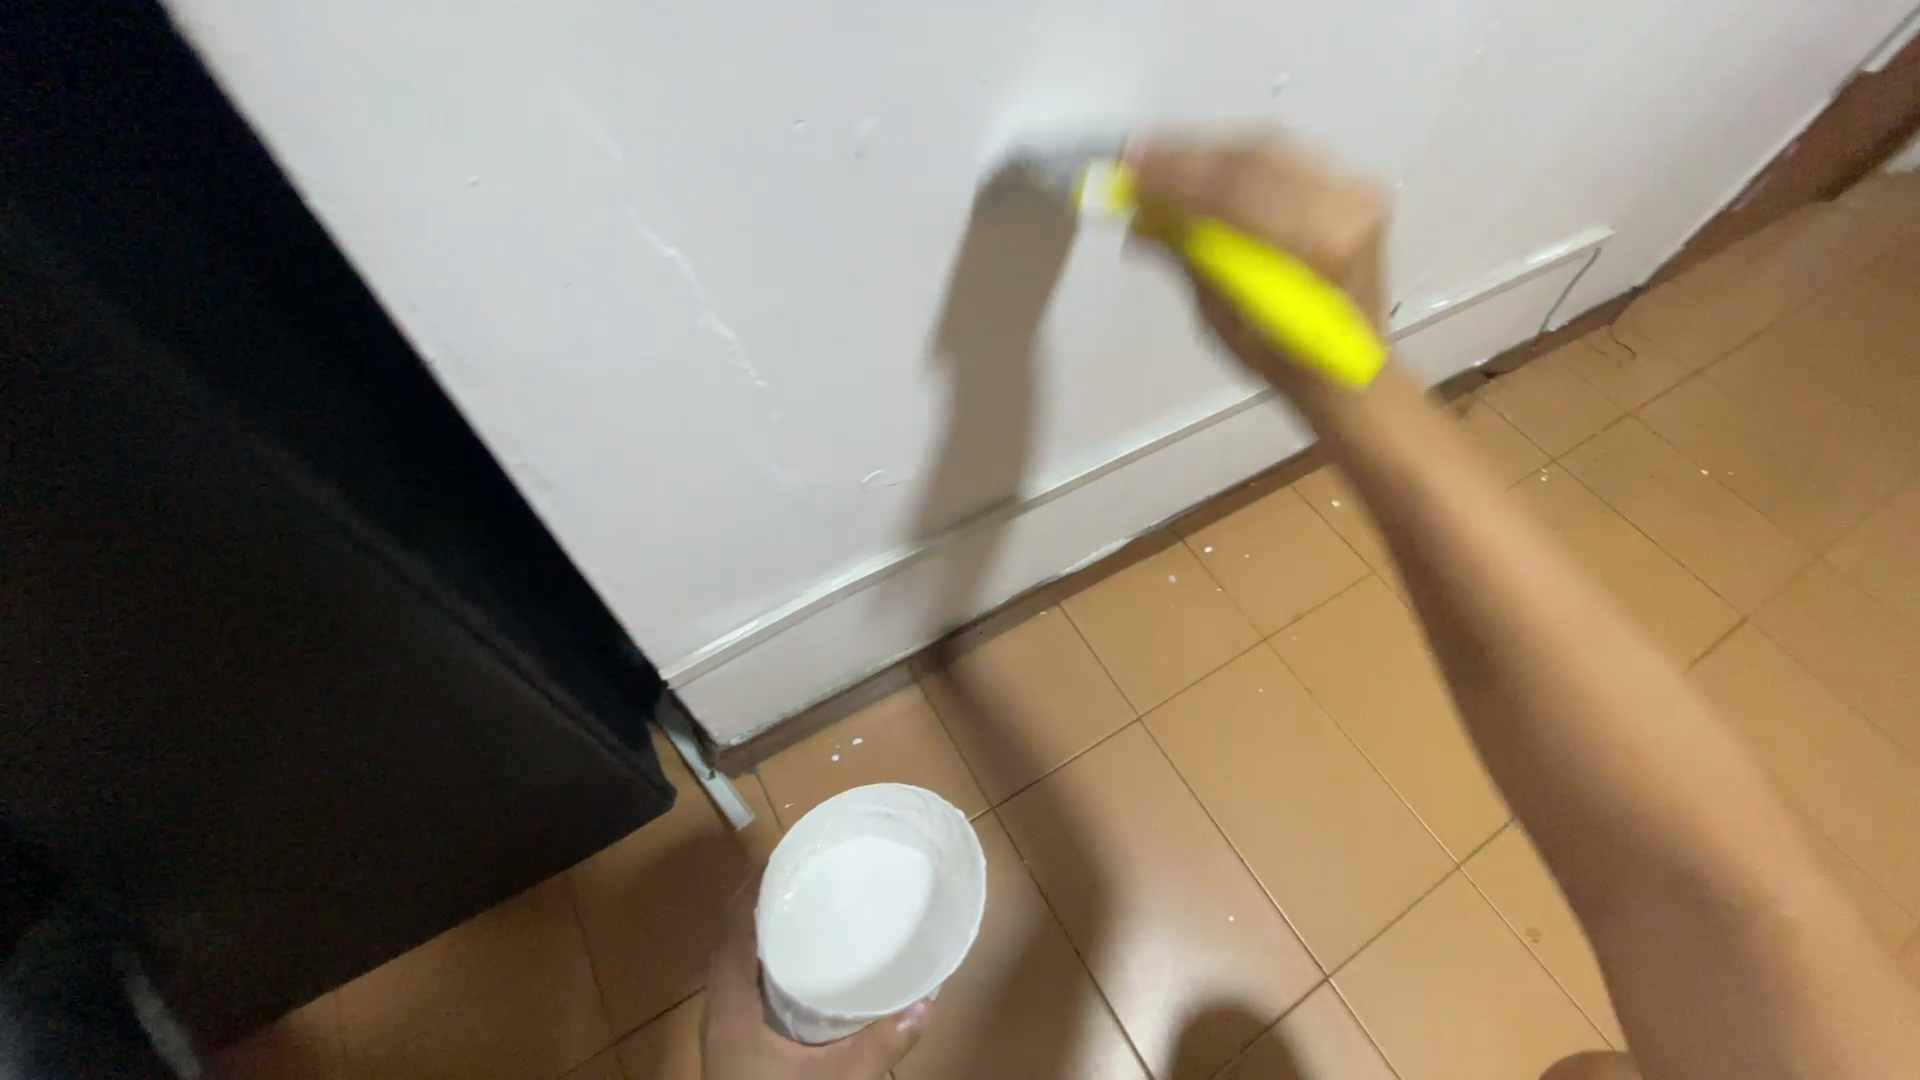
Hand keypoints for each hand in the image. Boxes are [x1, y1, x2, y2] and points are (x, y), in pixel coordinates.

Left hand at [701, 877, 931, 1079]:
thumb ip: (877, 1047)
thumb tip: (927, 1005)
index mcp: (732, 1009)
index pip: (733, 931)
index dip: (752, 891)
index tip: (783, 859)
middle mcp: (720, 1011)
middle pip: (729, 940)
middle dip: (758, 903)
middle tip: (800, 875)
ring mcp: (723, 1030)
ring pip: (732, 962)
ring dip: (756, 931)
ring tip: (797, 905)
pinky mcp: (732, 1045)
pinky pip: (739, 983)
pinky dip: (758, 958)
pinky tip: (791, 961)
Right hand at [1129, 132, 1390, 399]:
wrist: (1343, 367)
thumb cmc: (1281, 357)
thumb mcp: (1221, 316)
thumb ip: (1189, 256)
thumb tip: (1141, 221)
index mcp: (1317, 246)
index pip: (1235, 191)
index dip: (1175, 175)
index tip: (1127, 171)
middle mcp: (1345, 204)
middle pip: (1252, 157)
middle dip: (1186, 154)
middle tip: (1134, 156)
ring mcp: (1355, 189)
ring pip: (1267, 149)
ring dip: (1207, 151)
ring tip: (1158, 157)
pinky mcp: (1350, 185)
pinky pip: (1283, 158)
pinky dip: (1234, 159)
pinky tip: (1198, 164)